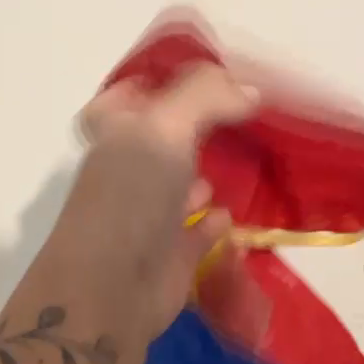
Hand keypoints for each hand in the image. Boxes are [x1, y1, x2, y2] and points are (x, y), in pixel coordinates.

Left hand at [55, 64, 256, 343]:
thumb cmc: (130, 198)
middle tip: (232, 113)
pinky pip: (199, 235)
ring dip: (199, 177)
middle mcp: (128, 175)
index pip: (121, 101)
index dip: (146, 86)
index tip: (189, 75)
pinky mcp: (172, 258)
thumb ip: (206, 97)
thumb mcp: (165, 128)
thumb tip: (250, 91)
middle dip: (185, 130)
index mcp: (115, 138)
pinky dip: (216, 223)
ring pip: (177, 190)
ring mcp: (149, 218)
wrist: (113, 288)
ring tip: (240, 157)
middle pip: (156, 145)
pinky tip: (236, 213)